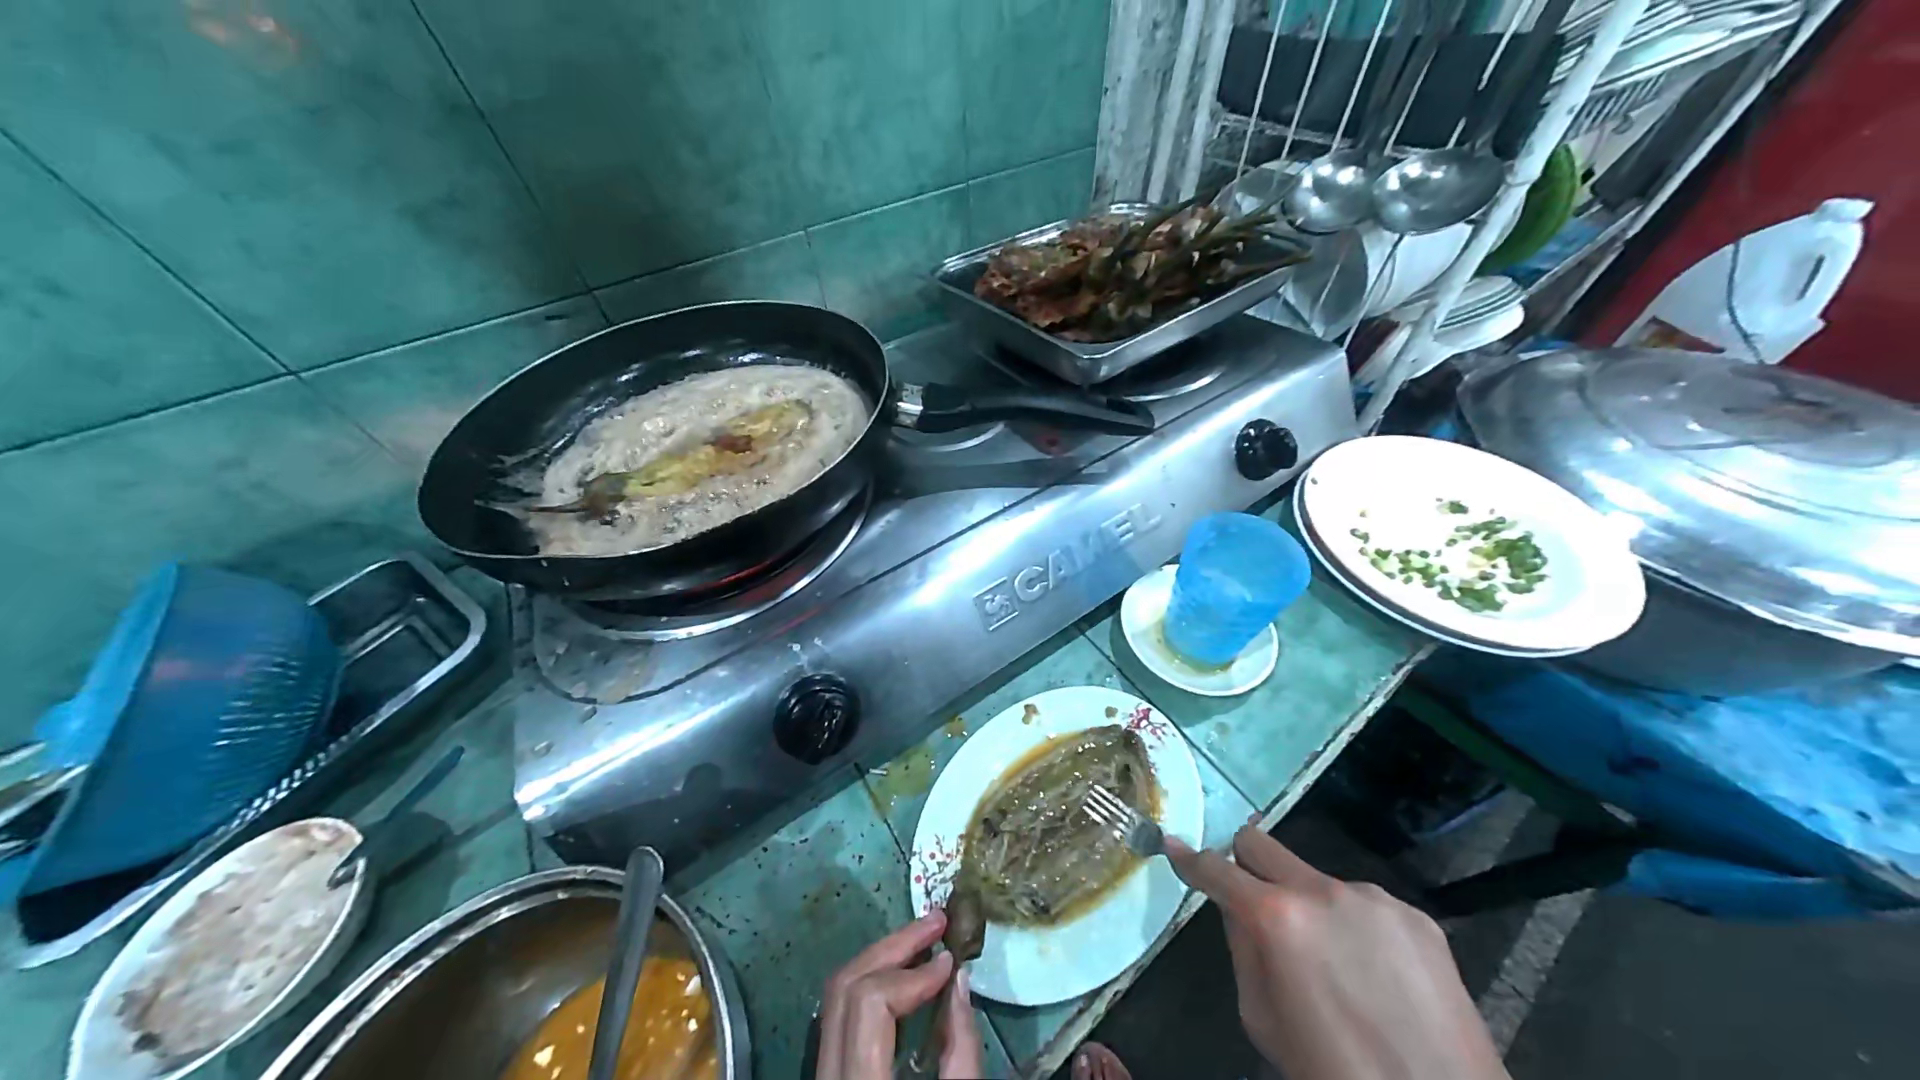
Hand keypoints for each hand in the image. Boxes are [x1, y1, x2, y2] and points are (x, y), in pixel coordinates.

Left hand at [815, 909, 983, 1079]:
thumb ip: (961, 1051)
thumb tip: (959, 978)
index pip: (870, 1002)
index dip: (913, 974)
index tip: (950, 962)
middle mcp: (829, 1069)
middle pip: (847, 984)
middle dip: (897, 946)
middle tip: (937, 922)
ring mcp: (822, 1065)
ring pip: (839, 989)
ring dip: (885, 957)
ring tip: (925, 937)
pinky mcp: (829, 1063)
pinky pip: (841, 1008)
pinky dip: (875, 980)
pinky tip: (906, 971)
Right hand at [1165, 826, 1508, 1079]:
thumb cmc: (1332, 1072)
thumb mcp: (1262, 1019)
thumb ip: (1243, 950)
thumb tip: (1235, 908)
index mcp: (1276, 919)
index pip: (1216, 869)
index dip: (1189, 858)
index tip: (1173, 844)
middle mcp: (1322, 890)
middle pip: (1260, 843)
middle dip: (1244, 862)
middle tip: (1252, 899)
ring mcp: (1373, 898)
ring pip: (1316, 879)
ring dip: (1309, 905)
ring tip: (1336, 963)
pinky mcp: (1416, 916)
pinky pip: (1365, 905)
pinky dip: (1355, 926)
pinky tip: (1377, 973)